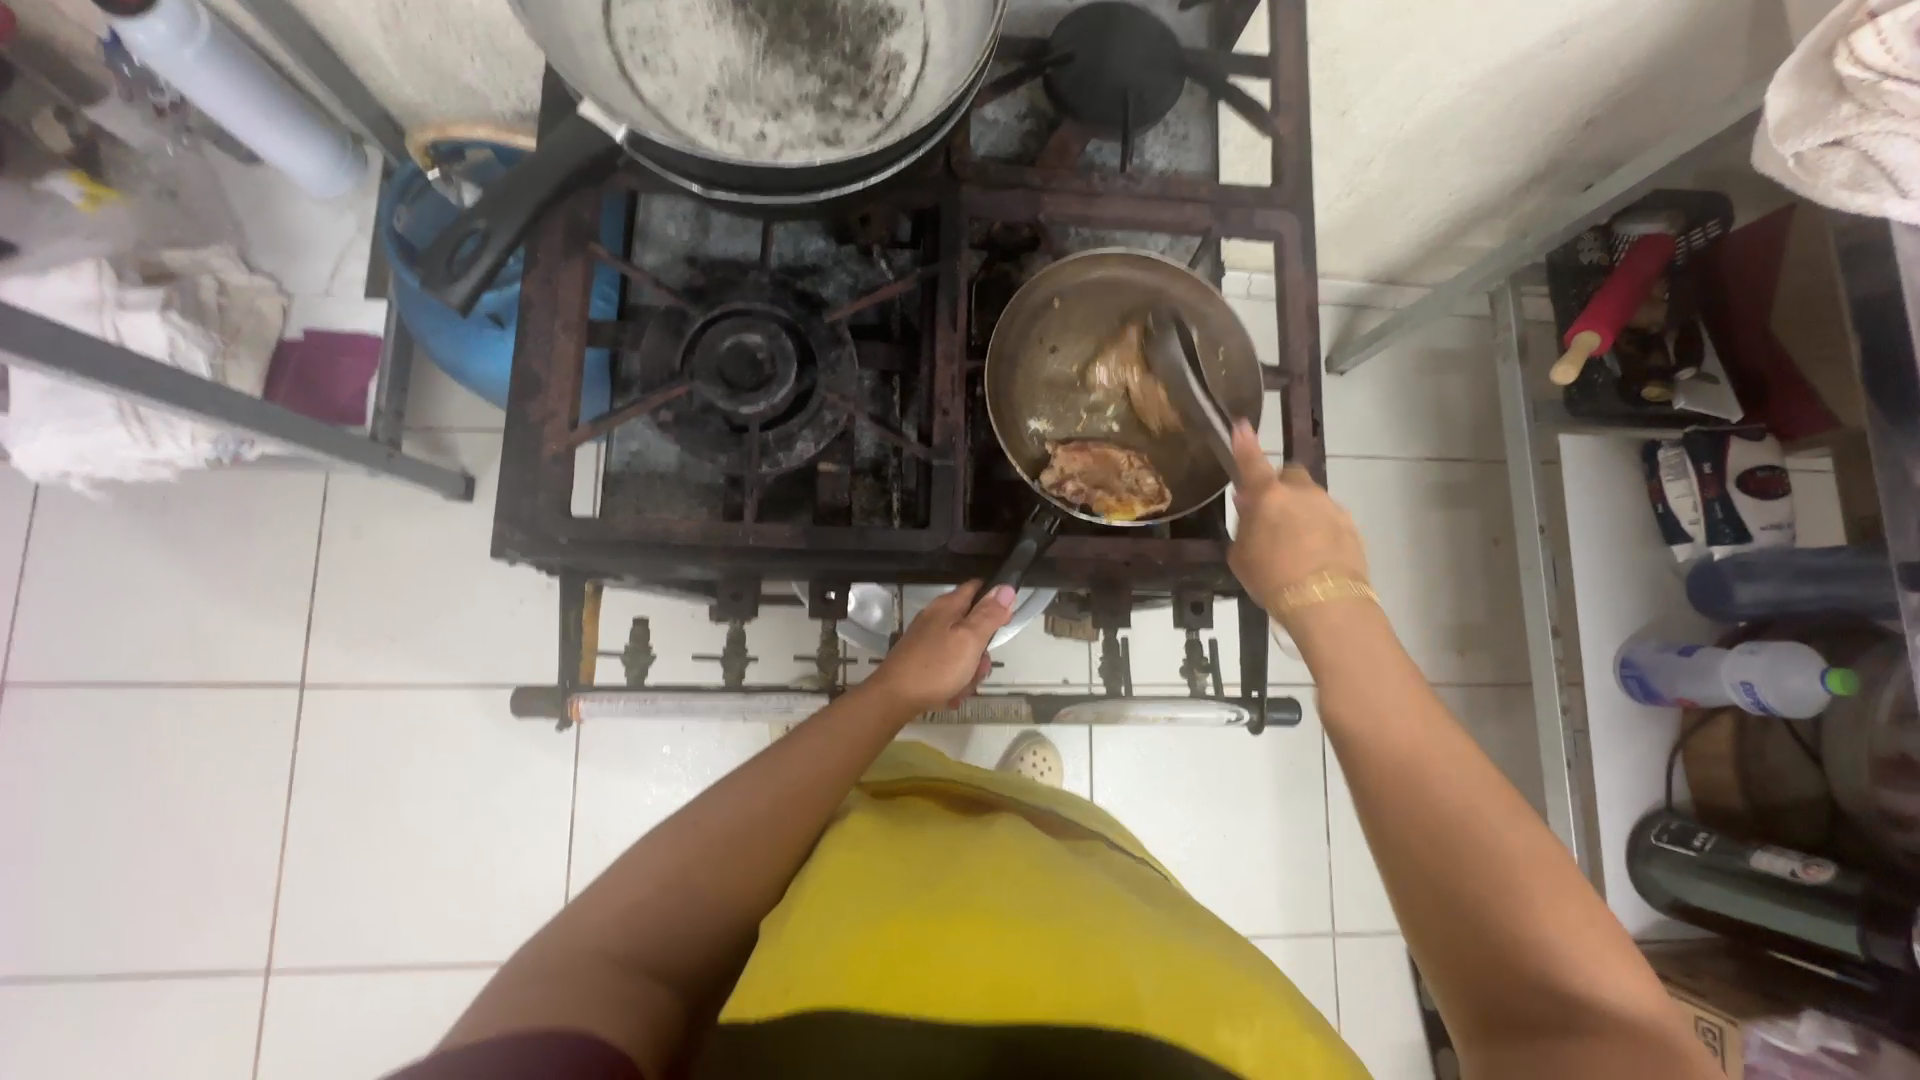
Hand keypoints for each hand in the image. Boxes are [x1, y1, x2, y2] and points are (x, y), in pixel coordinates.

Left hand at [864, 581, 1016, 714]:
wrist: (894, 698)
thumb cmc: (936, 667)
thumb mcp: (969, 639)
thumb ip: (989, 614)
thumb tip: (1006, 587)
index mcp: (947, 606)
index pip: (977, 588)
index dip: (995, 601)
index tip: (1005, 621)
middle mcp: (936, 619)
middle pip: (973, 627)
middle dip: (982, 650)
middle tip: (979, 666)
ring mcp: (928, 641)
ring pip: (963, 652)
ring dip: (969, 672)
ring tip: (962, 686)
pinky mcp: (922, 661)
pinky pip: (949, 668)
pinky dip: (954, 682)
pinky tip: (950, 696)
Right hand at [1228, 421, 1368, 624]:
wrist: (1326, 603)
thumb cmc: (1271, 579)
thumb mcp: (1240, 556)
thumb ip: (1244, 527)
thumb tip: (1249, 507)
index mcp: (1268, 496)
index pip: (1251, 462)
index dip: (1244, 444)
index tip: (1241, 425)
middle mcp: (1301, 492)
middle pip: (1289, 476)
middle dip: (1279, 488)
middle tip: (1270, 515)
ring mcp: (1330, 507)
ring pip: (1310, 499)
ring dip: (1300, 512)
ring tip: (1293, 545)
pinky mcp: (1351, 525)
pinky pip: (1328, 519)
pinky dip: (1319, 530)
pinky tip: (1313, 556)